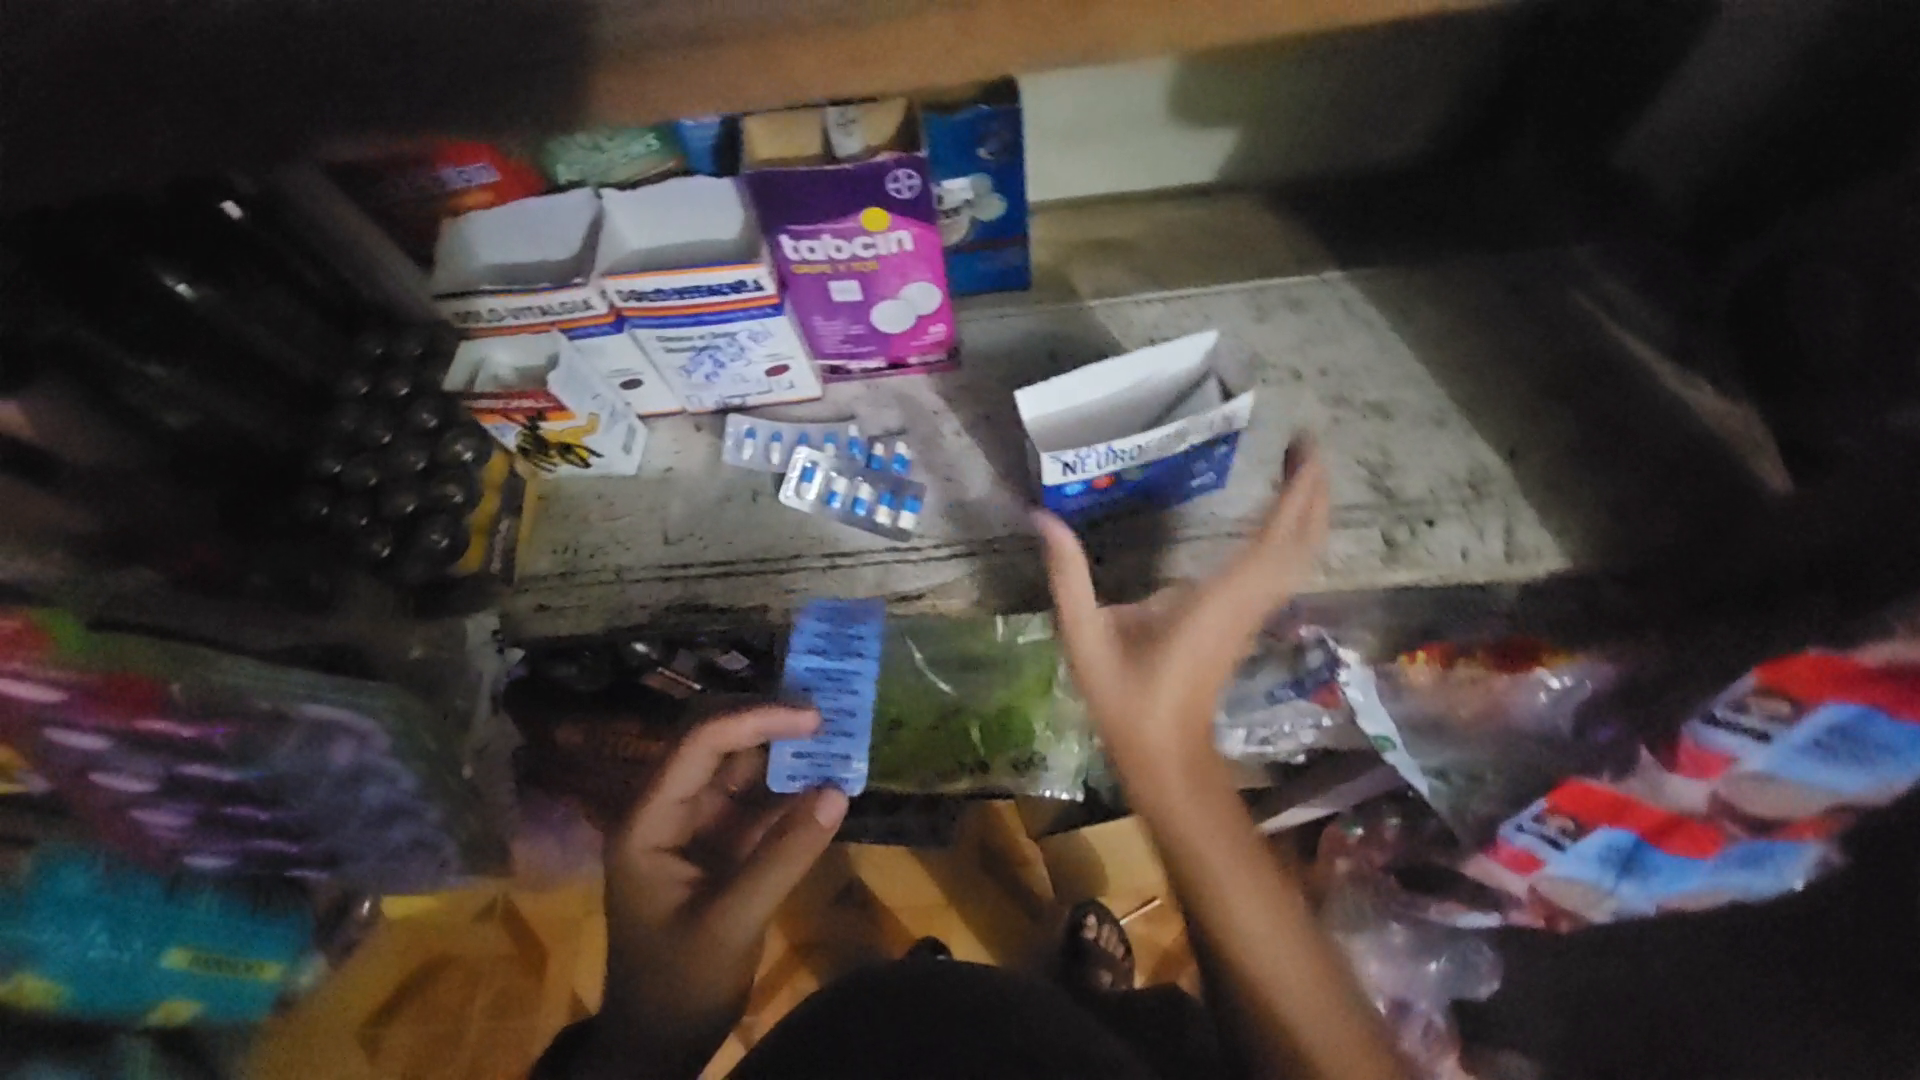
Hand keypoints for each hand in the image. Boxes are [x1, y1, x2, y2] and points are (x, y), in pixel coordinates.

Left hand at [586, 705, 848, 1078]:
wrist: (659, 1042)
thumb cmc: (679, 986)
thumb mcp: (730, 924)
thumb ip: (784, 856)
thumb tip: (839, 792)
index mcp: (649, 819)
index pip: (699, 744)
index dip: (756, 719)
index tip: (813, 716)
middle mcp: (670, 808)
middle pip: (717, 742)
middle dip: (770, 722)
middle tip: (828, 712)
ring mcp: (697, 824)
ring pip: (743, 766)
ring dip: (787, 751)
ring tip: (838, 734)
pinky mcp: (724, 843)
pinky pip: (761, 802)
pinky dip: (795, 789)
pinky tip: (830, 779)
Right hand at [1035, 438, 1330, 783]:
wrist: (1165, 753)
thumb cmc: (1127, 698)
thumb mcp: (1085, 637)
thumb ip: (1067, 576)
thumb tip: (1041, 517)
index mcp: (1216, 602)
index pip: (1272, 540)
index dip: (1295, 493)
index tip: (1303, 447)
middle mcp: (1247, 602)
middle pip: (1302, 542)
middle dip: (1313, 490)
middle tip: (1306, 442)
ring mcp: (1253, 614)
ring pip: (1301, 557)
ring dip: (1309, 510)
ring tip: (1301, 467)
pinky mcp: (1249, 621)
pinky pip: (1286, 570)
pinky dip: (1295, 535)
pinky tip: (1284, 517)